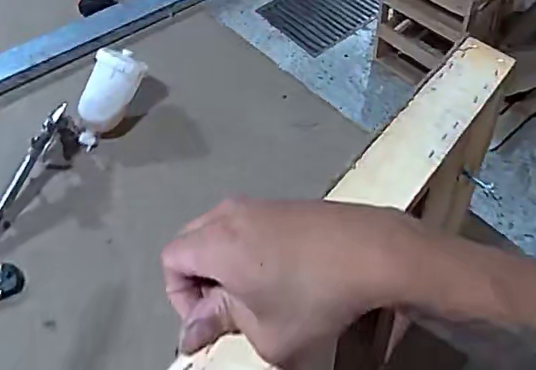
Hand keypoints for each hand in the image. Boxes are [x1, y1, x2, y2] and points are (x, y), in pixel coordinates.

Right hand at [160, 198, 417, 363]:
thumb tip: (191, 329)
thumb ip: (220, 323)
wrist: (365, 250)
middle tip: (229, 312)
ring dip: (222, 265)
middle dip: (198, 280)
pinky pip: (240, 225)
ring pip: (215, 231)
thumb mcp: (264, 332)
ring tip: (255, 296)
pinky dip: (242, 250)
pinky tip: (276, 275)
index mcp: (216, 241)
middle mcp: (227, 212)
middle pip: (189, 240)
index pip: (170, 259)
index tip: (212, 323)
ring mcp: (253, 203)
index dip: (180, 298)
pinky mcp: (276, 203)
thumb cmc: (310, 297)